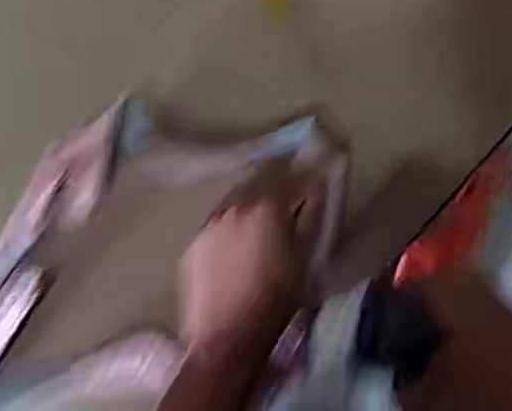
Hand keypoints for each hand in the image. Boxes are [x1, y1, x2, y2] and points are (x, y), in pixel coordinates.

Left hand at [178, 177, 319, 354]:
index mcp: (266, 203)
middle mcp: (235, 205)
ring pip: (237, 196)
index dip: (306, 176)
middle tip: (290, 196)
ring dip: (253, 198)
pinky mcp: (193, 245)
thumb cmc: (276, 293)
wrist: (227, 339)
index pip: (291, 173)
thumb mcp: (305, 249)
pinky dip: (233, 220)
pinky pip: (219, 219)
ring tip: (263, 217)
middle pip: (261, 178)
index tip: (314, 183)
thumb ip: (313, 209)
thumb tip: (318, 183)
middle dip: (278, 181)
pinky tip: (239, 239)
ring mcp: (210, 224)